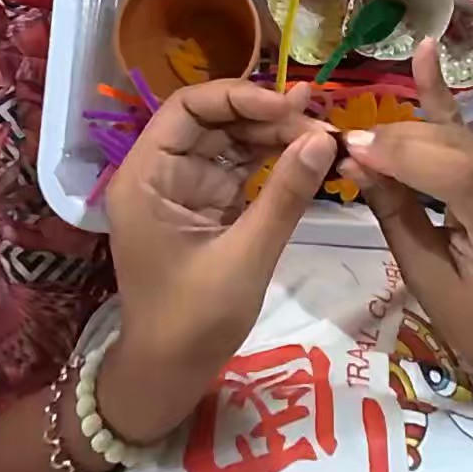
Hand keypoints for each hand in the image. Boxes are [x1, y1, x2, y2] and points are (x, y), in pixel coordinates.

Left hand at [100, 79, 336, 439]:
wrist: (171, 374)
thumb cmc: (194, 321)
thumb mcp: (245, 256)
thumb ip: (285, 195)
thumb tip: (324, 139)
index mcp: (148, 176)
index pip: (188, 108)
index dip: (238, 96)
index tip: (289, 107)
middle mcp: (163, 171)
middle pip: (214, 120)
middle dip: (266, 117)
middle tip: (319, 124)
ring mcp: (187, 187)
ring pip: (232, 140)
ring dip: (275, 135)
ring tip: (322, 134)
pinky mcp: (209, 203)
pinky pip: (242, 167)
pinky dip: (273, 159)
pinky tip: (307, 153)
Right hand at [339, 42, 472, 402]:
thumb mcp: (425, 276)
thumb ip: (393, 210)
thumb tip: (350, 157)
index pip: (462, 177)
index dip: (404, 154)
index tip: (351, 145)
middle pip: (461, 149)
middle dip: (400, 142)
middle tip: (349, 142)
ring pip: (462, 140)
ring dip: (411, 135)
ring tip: (367, 138)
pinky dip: (444, 97)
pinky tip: (426, 52)